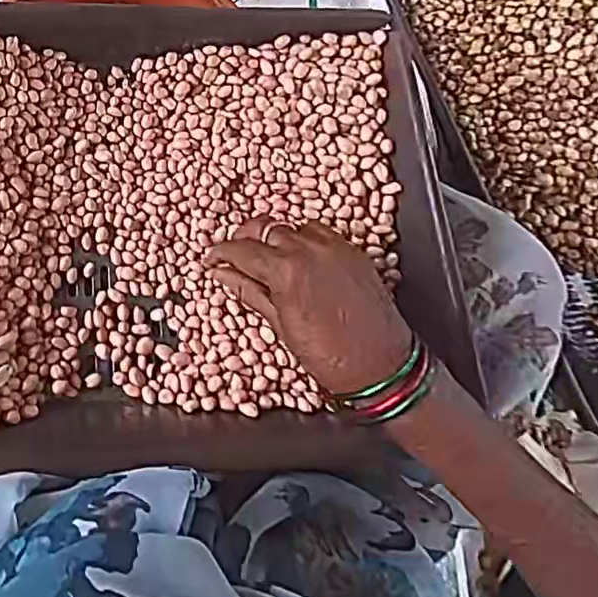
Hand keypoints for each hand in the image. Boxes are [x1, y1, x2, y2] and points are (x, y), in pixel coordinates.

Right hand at [205, 219, 414, 394]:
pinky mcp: (353, 253)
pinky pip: (319, 232)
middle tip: (236, 257)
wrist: (383, 368)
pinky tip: (299, 257)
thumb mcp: (279, 324)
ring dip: (275, 239)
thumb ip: (249, 291)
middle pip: (263, 228)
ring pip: (290, 227)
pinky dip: (304, 239)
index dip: (221, 253)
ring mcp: (333, 249)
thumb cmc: (331, 356)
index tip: (214, 259)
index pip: (240, 249)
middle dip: (245, 241)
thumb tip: (223, 274)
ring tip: (268, 258)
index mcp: (284, 270)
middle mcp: (308, 251)